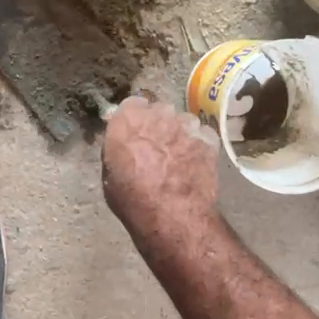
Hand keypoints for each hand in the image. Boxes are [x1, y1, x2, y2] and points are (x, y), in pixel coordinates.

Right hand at [101, 96, 221, 240]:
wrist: (172, 215)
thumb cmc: (131, 197)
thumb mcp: (109, 172)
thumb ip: (117, 147)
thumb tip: (121, 141)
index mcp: (127, 118)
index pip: (132, 104)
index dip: (134, 119)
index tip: (134, 132)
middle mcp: (158, 112)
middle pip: (159, 110)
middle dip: (158, 124)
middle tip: (156, 146)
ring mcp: (187, 124)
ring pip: (183, 121)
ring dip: (179, 133)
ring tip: (179, 156)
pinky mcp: (209, 139)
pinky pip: (203, 135)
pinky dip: (199, 145)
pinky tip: (195, 163)